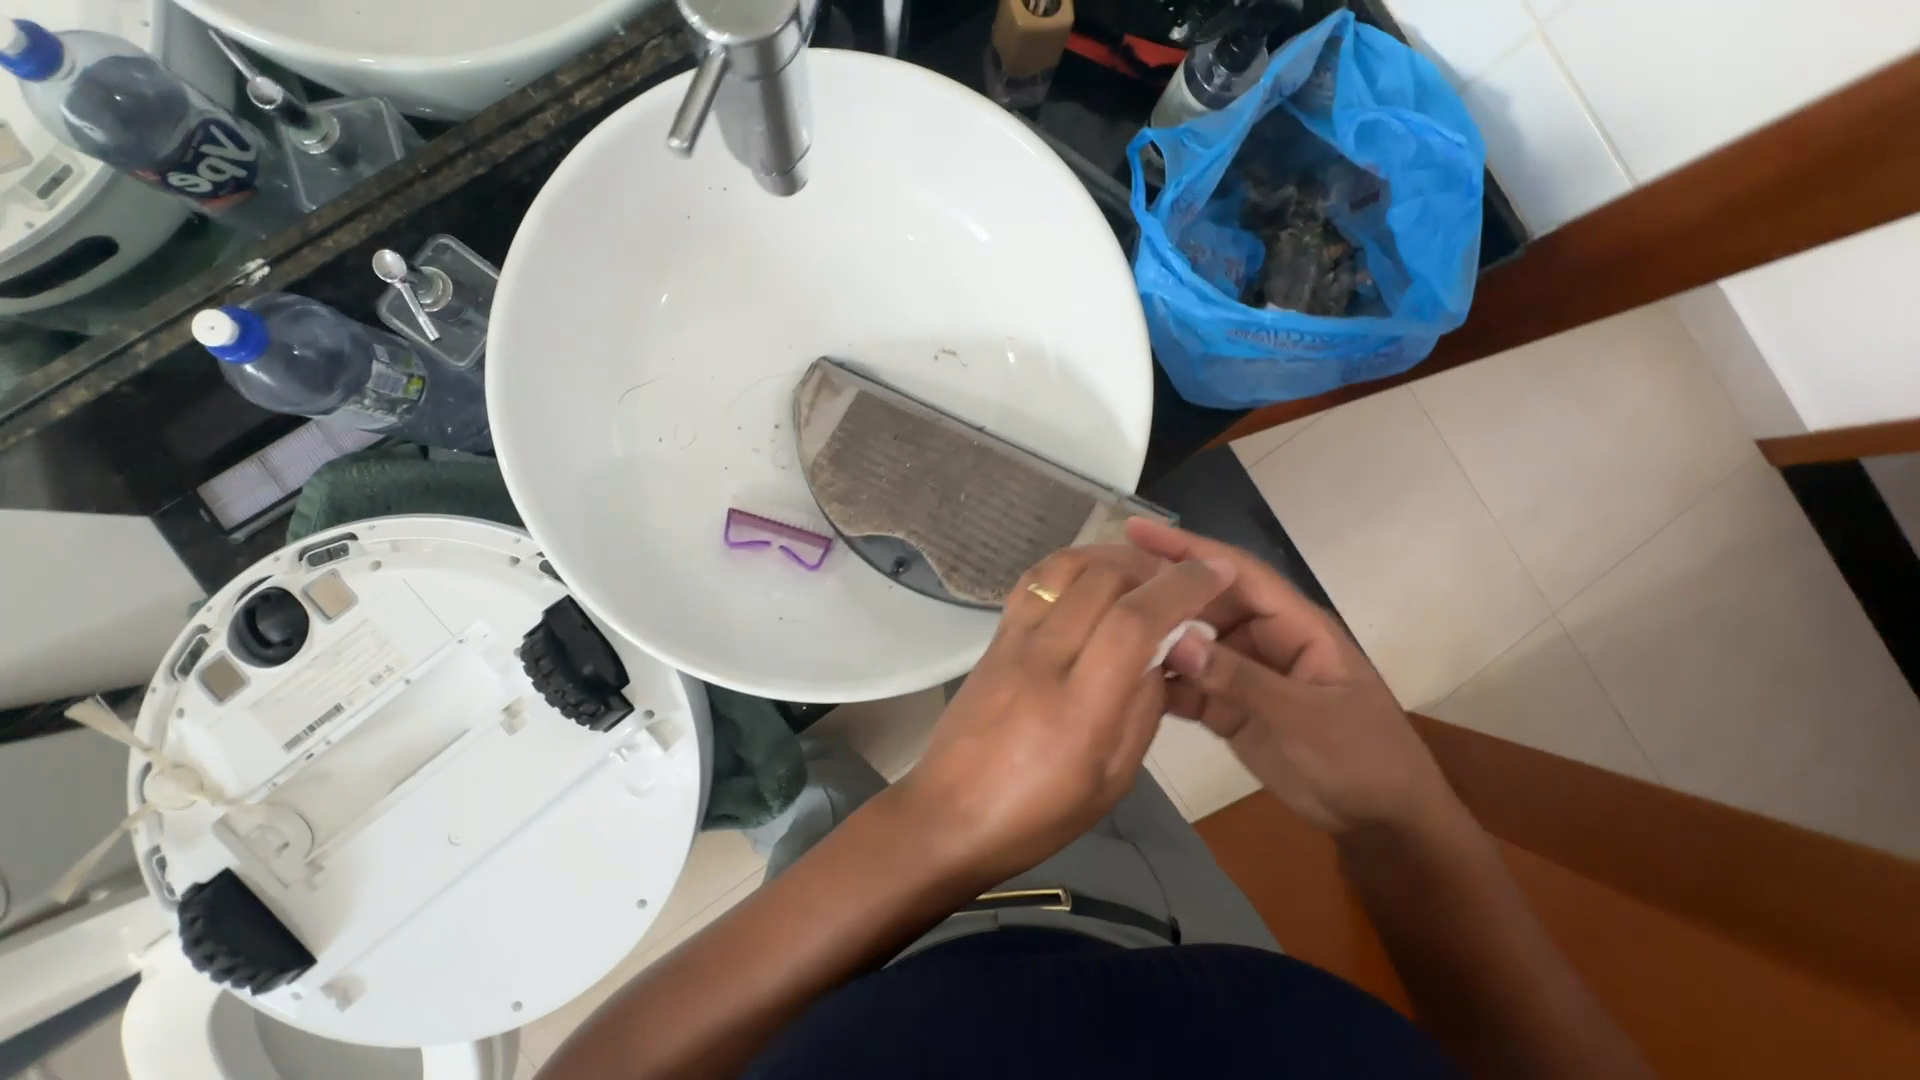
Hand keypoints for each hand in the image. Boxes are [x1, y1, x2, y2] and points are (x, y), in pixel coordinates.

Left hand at [888, 545, 1235, 883]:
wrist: (947, 816)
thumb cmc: (1037, 816)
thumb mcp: (1111, 780)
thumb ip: (1143, 711)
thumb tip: (1162, 653)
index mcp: (1079, 707)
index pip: (1135, 621)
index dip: (1182, 588)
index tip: (1215, 575)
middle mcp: (1043, 660)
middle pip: (1103, 579)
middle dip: (1155, 566)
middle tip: (1182, 577)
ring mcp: (1012, 643)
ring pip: (1065, 567)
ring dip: (1112, 555)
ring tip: (1142, 570)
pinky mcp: (994, 638)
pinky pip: (1035, 581)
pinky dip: (1073, 565)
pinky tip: (1094, 578)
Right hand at [1125, 518, 1463, 836]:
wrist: (1381, 819)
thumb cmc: (1362, 756)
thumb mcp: (1304, 717)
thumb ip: (1238, 678)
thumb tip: (1172, 637)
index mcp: (1295, 626)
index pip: (1237, 574)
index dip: (1189, 549)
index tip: (1137, 529)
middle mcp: (1265, 641)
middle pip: (1206, 604)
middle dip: (1161, 591)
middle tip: (1104, 581)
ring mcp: (1246, 676)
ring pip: (1192, 646)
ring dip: (1155, 641)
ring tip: (1101, 629)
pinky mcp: (1231, 710)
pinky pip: (1189, 688)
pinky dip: (1162, 686)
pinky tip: (1124, 684)